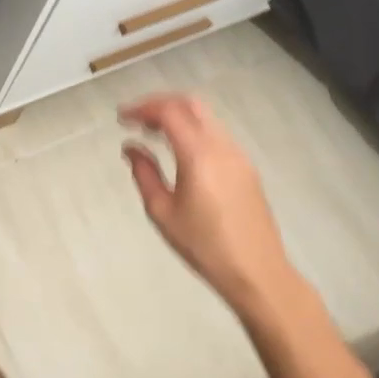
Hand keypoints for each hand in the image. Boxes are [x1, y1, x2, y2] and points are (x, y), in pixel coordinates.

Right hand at [119, 94, 301, 315]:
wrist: (257, 273)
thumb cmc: (204, 246)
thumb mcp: (162, 211)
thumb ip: (144, 172)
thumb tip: (131, 148)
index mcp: (199, 155)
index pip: (169, 112)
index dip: (142, 108)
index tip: (121, 119)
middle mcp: (222, 147)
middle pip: (190, 104)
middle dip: (160, 104)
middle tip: (136, 119)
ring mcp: (239, 156)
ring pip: (206, 118)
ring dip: (178, 116)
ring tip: (153, 134)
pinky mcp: (247, 168)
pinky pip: (216, 134)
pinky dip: (193, 130)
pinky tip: (179, 152)